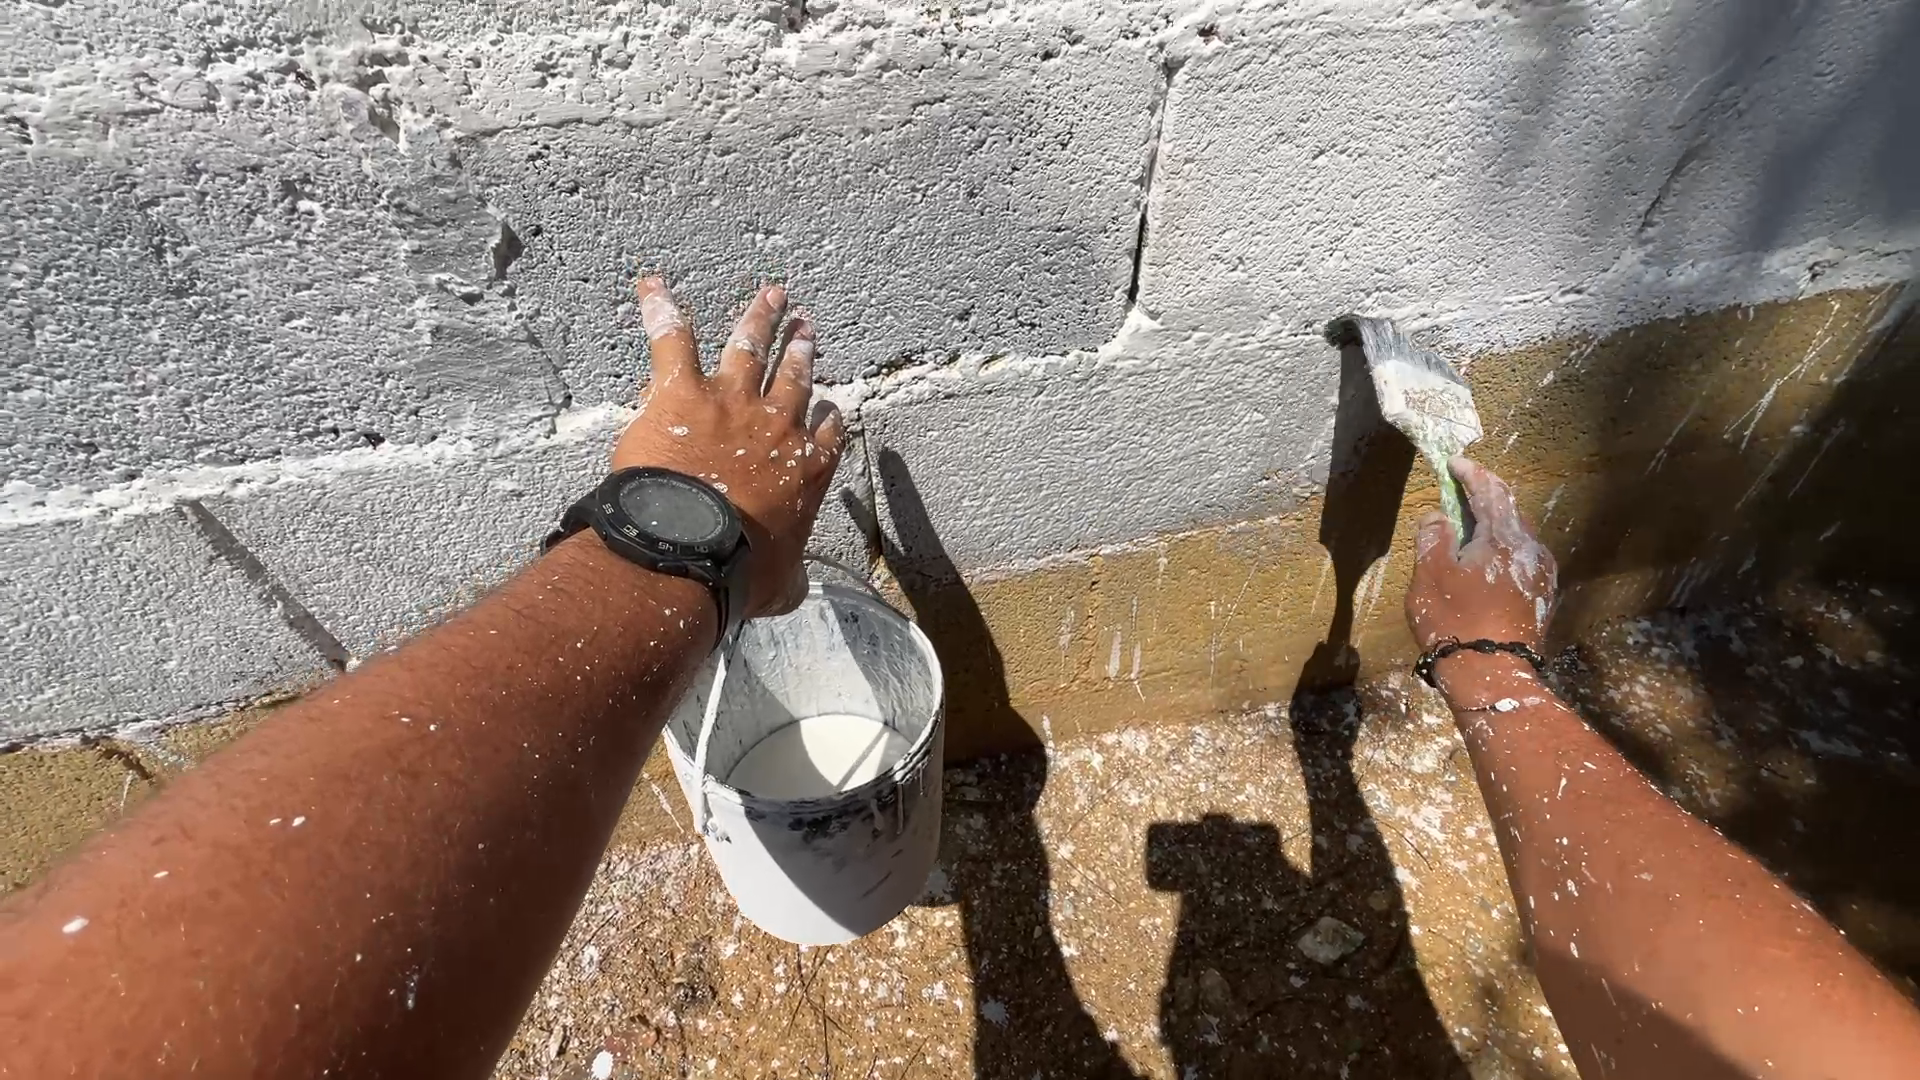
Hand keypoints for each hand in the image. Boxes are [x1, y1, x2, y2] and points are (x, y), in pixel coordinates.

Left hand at [612, 277, 844, 617]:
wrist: (696, 548)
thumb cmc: (741, 570)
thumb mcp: (780, 586)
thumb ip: (790, 581)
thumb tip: (794, 593)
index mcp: (804, 469)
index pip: (825, 432)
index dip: (826, 415)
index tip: (827, 403)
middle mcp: (777, 426)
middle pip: (796, 378)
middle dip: (802, 350)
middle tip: (807, 327)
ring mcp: (734, 403)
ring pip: (752, 347)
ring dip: (761, 318)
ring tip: (771, 293)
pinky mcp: (685, 392)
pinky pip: (673, 340)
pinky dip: (660, 310)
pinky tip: (651, 283)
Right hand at [1404, 456, 1556, 651]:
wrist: (1491, 671)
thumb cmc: (1455, 618)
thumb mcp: (1431, 574)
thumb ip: (1434, 539)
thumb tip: (1438, 516)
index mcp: (1504, 539)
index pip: (1491, 493)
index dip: (1472, 474)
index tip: (1454, 462)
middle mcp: (1531, 550)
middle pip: (1510, 511)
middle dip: (1485, 495)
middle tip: (1460, 487)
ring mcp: (1540, 573)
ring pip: (1516, 534)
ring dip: (1492, 522)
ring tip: (1467, 522)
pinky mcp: (1538, 594)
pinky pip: (1517, 556)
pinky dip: (1498, 545)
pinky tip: (1481, 556)